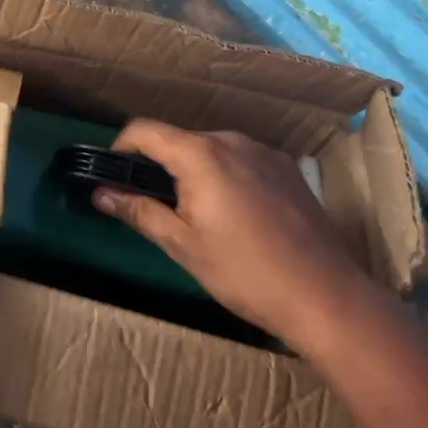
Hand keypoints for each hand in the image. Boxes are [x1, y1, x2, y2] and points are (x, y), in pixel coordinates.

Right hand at [91, 120, 375, 349]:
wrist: (326, 297)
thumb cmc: (245, 272)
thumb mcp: (182, 245)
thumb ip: (139, 211)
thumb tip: (101, 193)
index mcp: (200, 155)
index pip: (144, 130)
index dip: (120, 148)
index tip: (114, 177)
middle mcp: (231, 141)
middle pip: (179, 140)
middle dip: (160, 166)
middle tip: (157, 208)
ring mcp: (264, 152)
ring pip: (211, 151)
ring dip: (194, 173)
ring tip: (200, 217)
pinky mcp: (287, 168)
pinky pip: (241, 161)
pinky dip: (226, 178)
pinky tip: (238, 217)